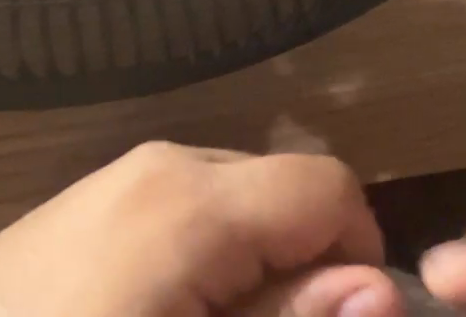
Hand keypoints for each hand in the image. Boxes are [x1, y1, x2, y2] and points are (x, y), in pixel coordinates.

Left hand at [0, 141, 405, 316]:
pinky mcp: (83, 203)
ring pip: (234, 203)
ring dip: (248, 268)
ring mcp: (116, 177)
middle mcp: (163, 163)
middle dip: (298, 269)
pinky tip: (150, 315)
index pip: (329, 189)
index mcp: (194, 198)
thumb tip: (382, 289)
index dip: (353, 262)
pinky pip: (180, 213)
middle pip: (283, 193)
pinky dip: (199, 261)